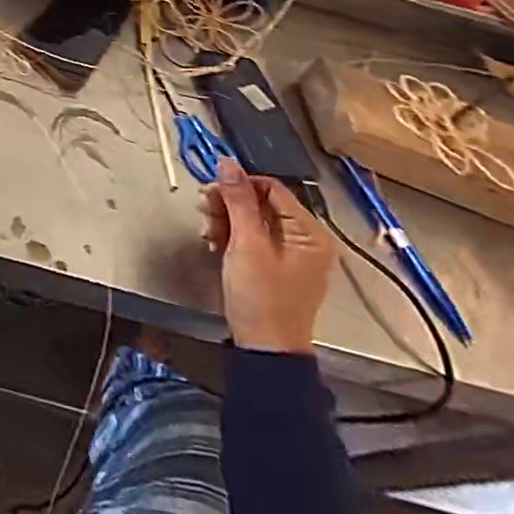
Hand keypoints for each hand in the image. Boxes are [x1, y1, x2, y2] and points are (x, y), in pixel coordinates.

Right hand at [198, 158, 334, 353]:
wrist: (263, 351)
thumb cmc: (261, 298)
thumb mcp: (247, 244)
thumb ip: (238, 200)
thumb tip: (227, 163)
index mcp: (309, 233)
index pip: (273, 189)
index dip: (241, 184)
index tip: (212, 188)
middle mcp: (304, 239)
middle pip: (261, 204)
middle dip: (229, 204)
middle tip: (204, 207)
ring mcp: (289, 254)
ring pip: (252, 220)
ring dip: (225, 219)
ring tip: (206, 230)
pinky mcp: (273, 266)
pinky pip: (251, 239)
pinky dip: (231, 237)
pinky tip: (214, 242)